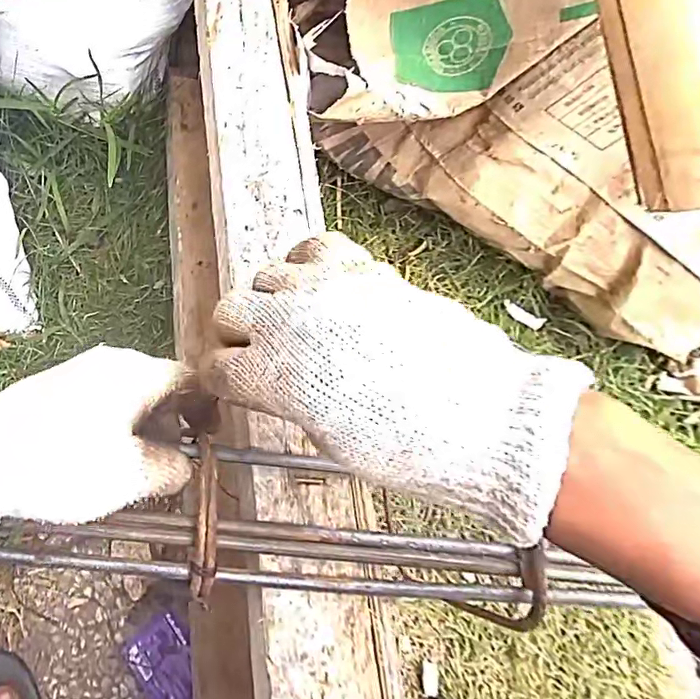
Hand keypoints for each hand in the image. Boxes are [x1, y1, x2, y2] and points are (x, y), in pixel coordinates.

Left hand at [0, 345, 191, 532]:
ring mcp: (80, 369)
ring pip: (129, 391)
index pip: (188, 378)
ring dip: (144, 423)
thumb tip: (184, 461)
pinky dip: (116, 420)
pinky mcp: (57, 383)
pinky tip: (104, 452)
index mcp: (134, 372)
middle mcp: (110, 360)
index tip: (210, 439)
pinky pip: (102, 396)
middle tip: (175, 458)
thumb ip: (171, 467)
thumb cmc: (64, 464)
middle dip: (174, 419)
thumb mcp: (130, 476)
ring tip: (139, 463)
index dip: (206, 409)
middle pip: (159, 383)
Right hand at [203, 232, 591, 544]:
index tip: (231, 384)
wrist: (482, 420)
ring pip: (262, 277)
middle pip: (227, 312)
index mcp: (270, 376)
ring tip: (291, 320)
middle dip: (235, 335)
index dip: (220, 379)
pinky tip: (316, 286)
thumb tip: (270, 380)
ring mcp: (319, 289)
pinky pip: (310, 249)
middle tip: (258, 352)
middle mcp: (284, 324)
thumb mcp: (327, 436)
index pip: (217, 366)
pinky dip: (304, 265)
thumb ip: (284, 397)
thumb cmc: (405, 448)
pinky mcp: (356, 268)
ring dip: (268, 300)